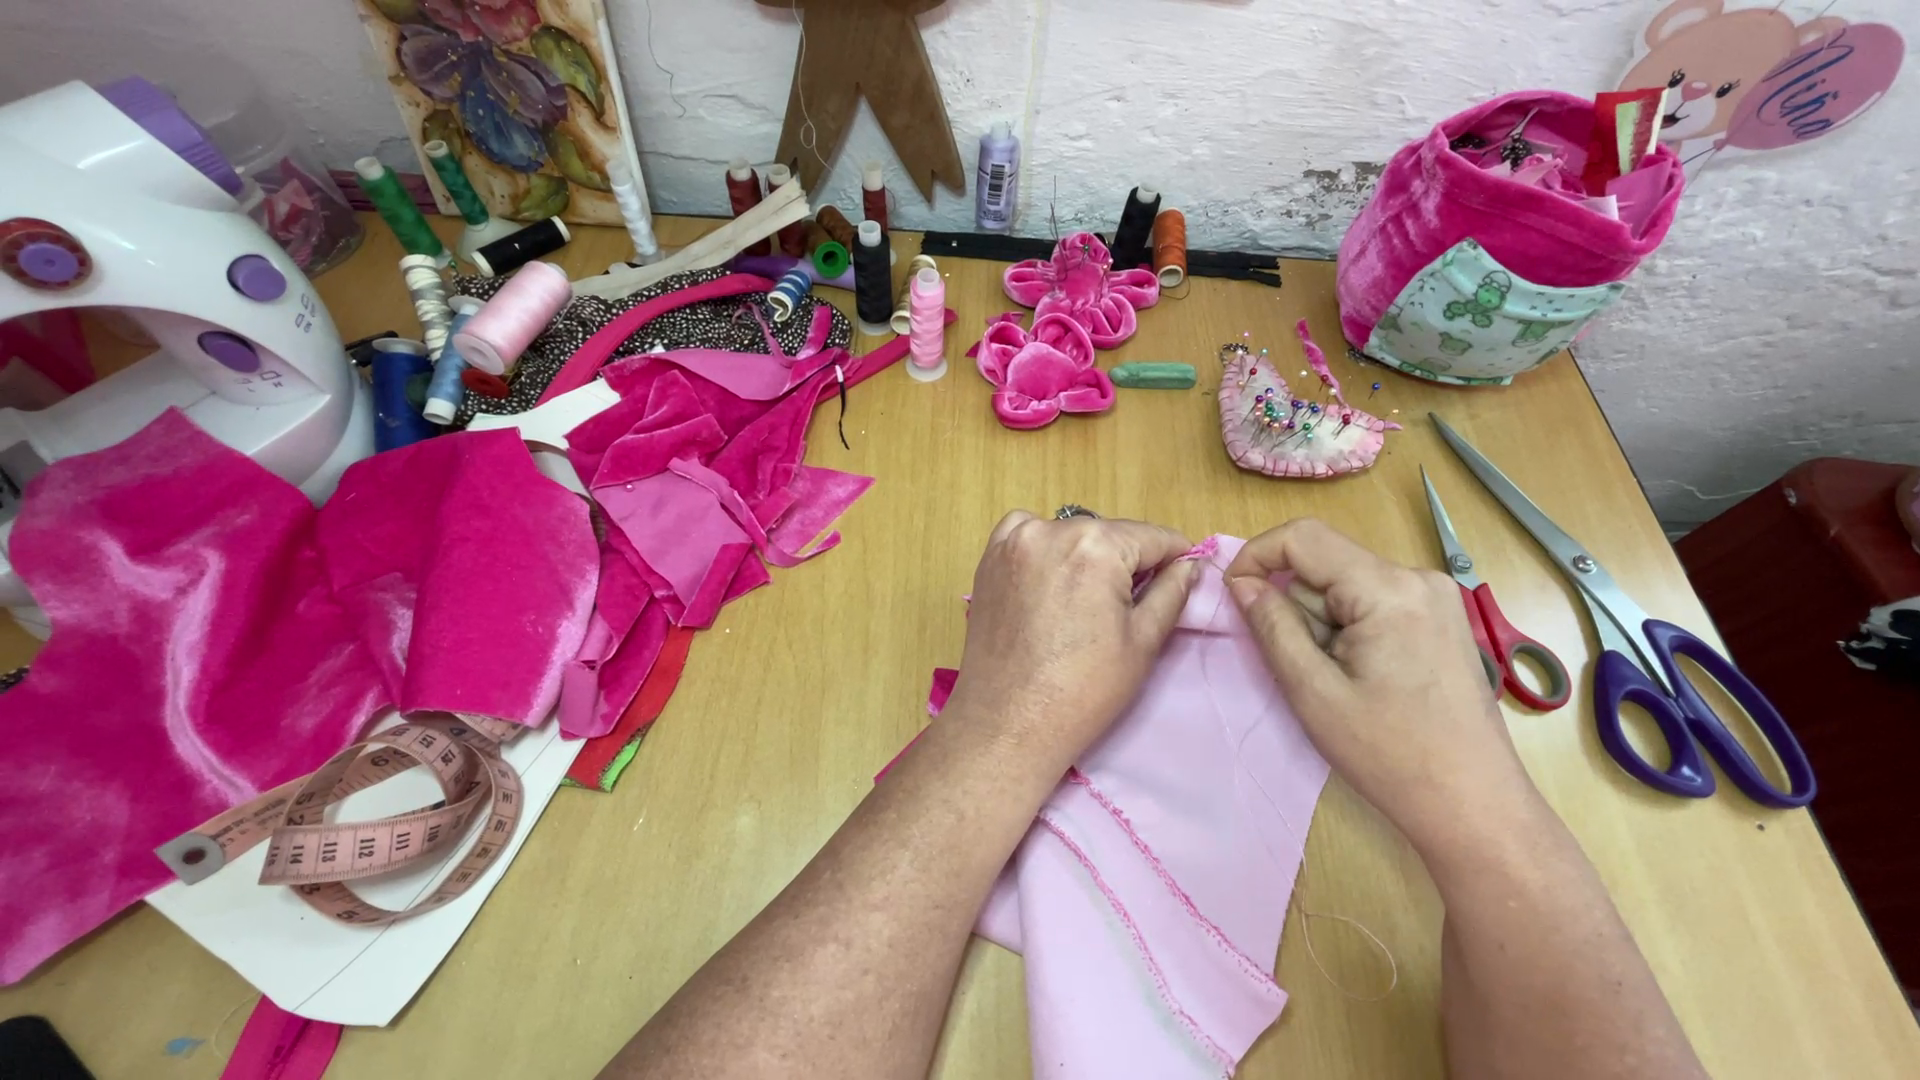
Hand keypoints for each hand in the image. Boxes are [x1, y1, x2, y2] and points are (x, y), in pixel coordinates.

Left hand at [944, 511, 1199, 773]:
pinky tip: (1051, 579)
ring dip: (1086, 553)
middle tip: (1133, 601)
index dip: (1176, 556)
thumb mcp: (1143, 641)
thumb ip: (1171, 592)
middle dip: (1128, 559)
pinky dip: (1044, 546)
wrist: (1007, 723)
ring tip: (1089, 599)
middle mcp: (1051, 529)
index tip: (1185, 572)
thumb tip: (1189, 564)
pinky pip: (1026, 534)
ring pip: (1069, 532)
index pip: (1152, 537)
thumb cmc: (1083, 690)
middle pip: (1109, 533)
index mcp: (1095, 546)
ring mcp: (1013, 542)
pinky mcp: (989, 559)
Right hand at [1222, 519, 1540, 856]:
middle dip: (1294, 603)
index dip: (1256, 556)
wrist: (1473, 803)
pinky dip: (1346, 627)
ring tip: (1333, 678)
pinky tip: (1358, 673)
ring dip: (1320, 620)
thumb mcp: (1312, 690)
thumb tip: (1241, 583)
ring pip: (1345, 584)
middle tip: (1295, 662)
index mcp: (1388, 589)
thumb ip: (1273, 625)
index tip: (1233, 596)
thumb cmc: (1388, 752)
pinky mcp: (1439, 617)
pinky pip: (1370, 601)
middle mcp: (1417, 577)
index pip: (1304, 537)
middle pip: (1325, 562)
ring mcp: (1435, 596)